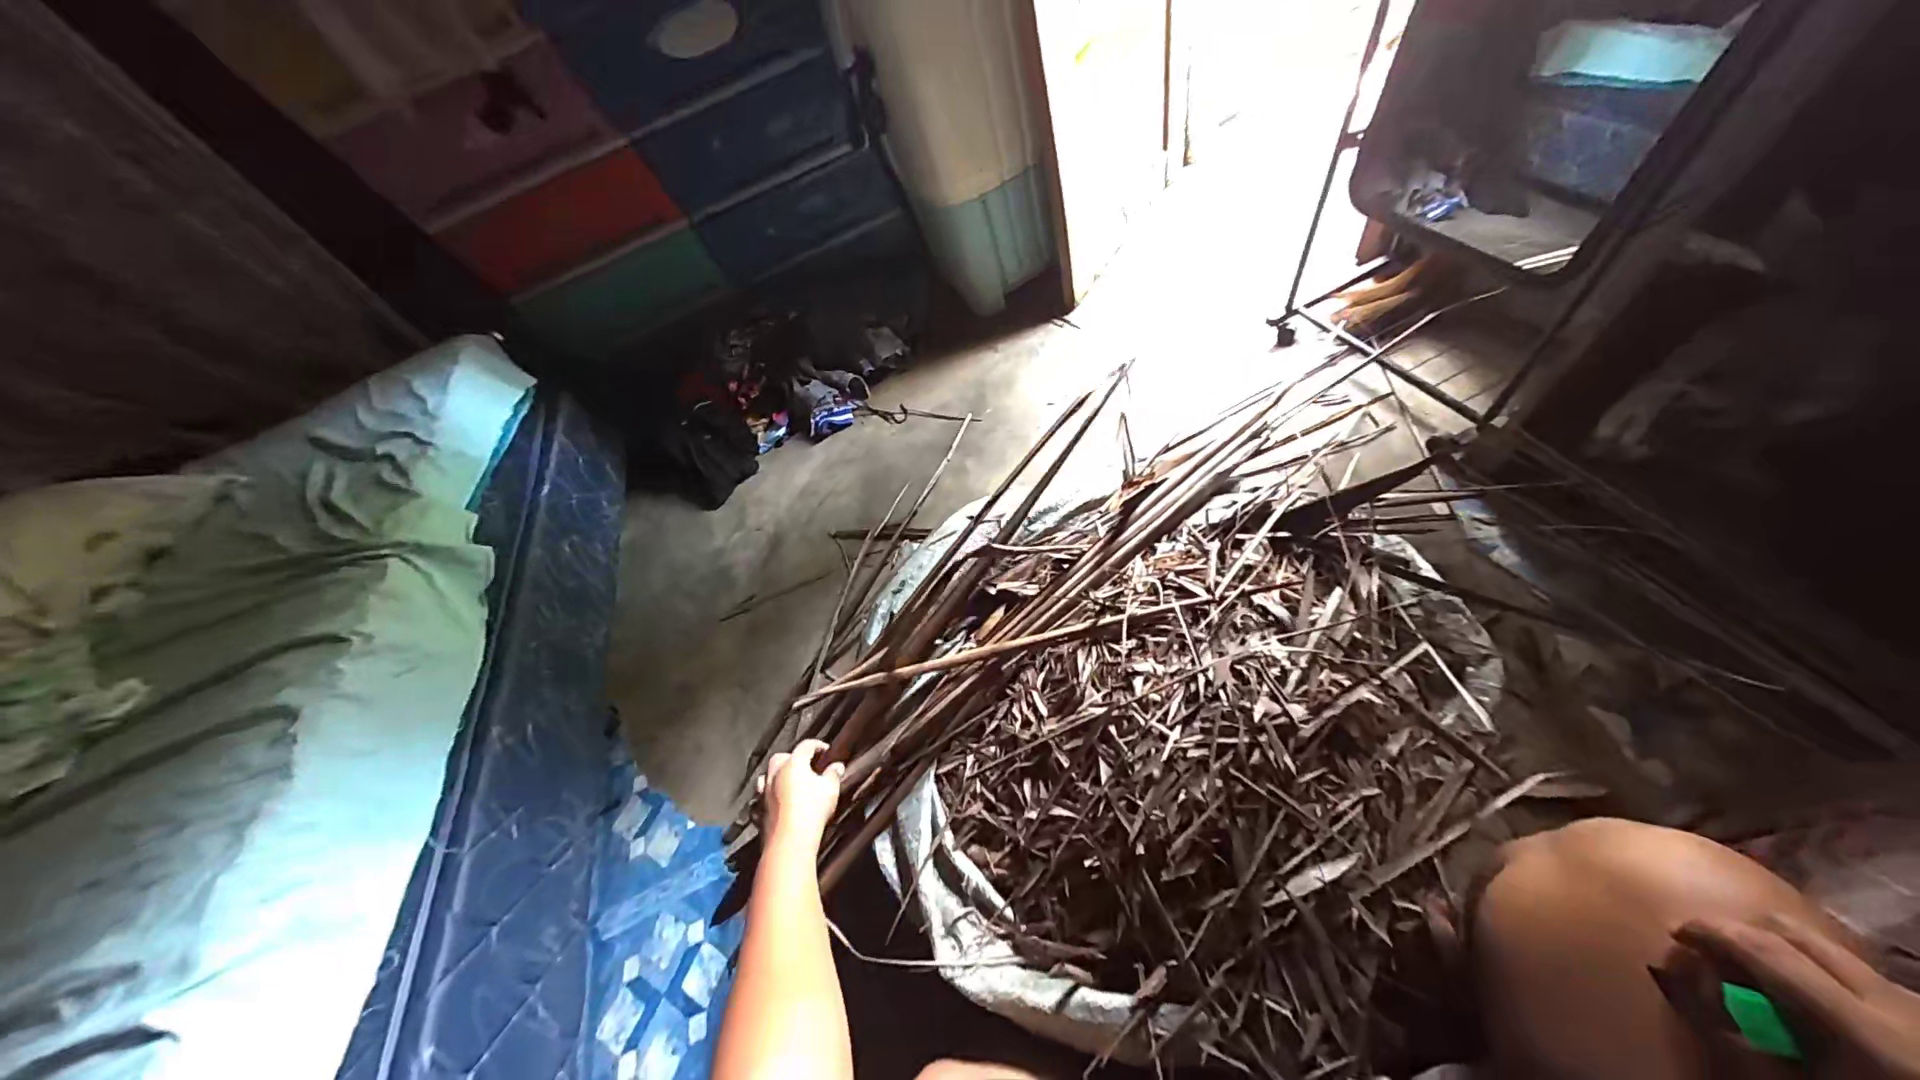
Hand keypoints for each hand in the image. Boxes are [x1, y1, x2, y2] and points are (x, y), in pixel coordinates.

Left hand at [756, 739, 843, 849]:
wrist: (790, 842)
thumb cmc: (812, 811)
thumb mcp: (831, 789)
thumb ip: (834, 774)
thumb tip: (837, 766)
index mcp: (794, 763)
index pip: (806, 746)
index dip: (817, 746)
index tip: (826, 751)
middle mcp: (775, 774)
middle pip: (781, 757)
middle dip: (792, 758)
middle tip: (806, 767)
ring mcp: (763, 793)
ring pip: (766, 777)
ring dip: (776, 777)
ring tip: (788, 783)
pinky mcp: (758, 812)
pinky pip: (759, 800)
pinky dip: (766, 799)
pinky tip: (774, 804)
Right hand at [1676, 915, 1919, 1079]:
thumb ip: (1749, 1043)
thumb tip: (1691, 990)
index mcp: (1865, 1029)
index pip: (1766, 949)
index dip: (1710, 931)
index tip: (1676, 934)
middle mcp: (1892, 1000)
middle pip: (1789, 930)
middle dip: (1739, 931)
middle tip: (1712, 954)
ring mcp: (1911, 999)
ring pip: (1819, 945)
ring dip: (1775, 951)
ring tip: (1759, 980)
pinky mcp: (1918, 1002)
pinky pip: (1847, 968)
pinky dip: (1810, 970)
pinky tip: (1807, 1000)